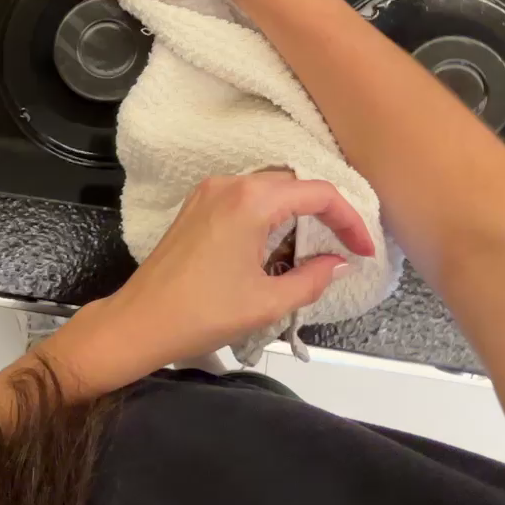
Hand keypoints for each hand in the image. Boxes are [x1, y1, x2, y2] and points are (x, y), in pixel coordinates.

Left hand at [42, 172, 376, 388]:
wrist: (141, 321)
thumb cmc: (203, 312)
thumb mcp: (268, 301)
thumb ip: (313, 278)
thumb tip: (338, 264)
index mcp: (250, 200)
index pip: (317, 193)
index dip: (349, 220)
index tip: (363, 251)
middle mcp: (228, 185)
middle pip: (292, 183)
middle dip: (324, 211)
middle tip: (345, 247)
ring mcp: (207, 193)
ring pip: (267, 187)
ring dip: (295, 211)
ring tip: (314, 249)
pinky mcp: (194, 207)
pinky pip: (243, 197)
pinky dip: (268, 213)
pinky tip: (276, 245)